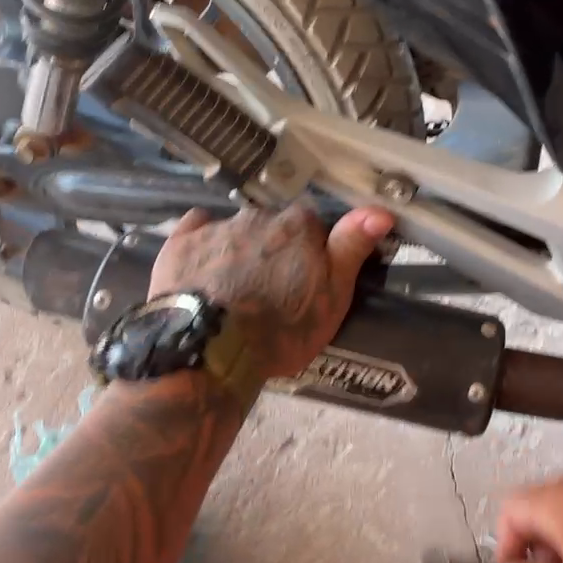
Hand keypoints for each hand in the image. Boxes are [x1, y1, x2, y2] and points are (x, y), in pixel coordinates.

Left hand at [147, 204, 393, 378]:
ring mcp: (219, 226)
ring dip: (241, 247)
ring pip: (238, 228)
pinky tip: (204, 263)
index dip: (312, 251)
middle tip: (273, 286)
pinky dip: (204, 241)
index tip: (308, 277)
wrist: (210, 352)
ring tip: (237, 285)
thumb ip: (353, 247)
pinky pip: (198, 228)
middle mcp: (260, 215)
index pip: (313, 226)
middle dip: (275, 248)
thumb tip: (381, 210)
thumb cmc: (281, 328)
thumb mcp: (332, 295)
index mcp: (300, 224)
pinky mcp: (181, 242)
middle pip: (274, 226)